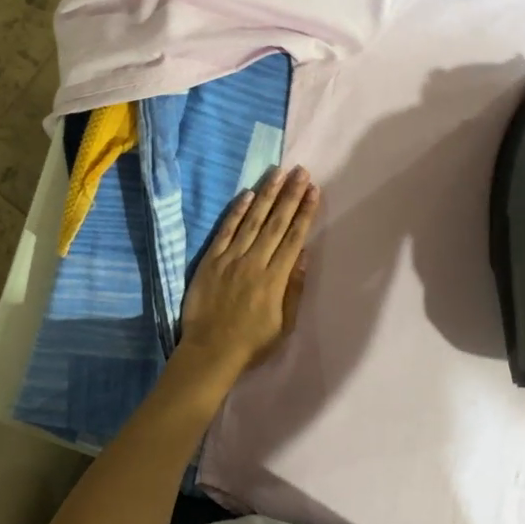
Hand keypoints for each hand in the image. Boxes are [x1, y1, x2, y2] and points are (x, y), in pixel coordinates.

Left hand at [176, 165, 319, 381]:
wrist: (210, 351)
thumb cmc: (251, 343)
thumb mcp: (283, 325)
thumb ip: (294, 289)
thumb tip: (303, 255)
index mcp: (275, 279)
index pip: (294, 238)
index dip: (305, 213)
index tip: (314, 191)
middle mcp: (255, 262)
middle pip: (276, 222)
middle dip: (291, 195)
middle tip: (302, 172)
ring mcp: (231, 258)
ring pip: (252, 220)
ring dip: (267, 195)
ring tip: (279, 173)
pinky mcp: (211, 259)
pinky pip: (226, 230)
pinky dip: (237, 211)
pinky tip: (248, 195)